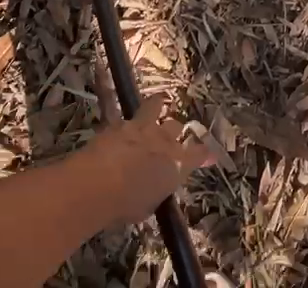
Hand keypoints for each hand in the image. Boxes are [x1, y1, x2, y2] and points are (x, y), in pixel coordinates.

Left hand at [81, 94, 211, 226]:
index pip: (198, 154)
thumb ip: (155, 191)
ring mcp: (141, 127)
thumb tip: (153, 187)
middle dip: (174, 131)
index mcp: (177, 164)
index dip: (205, 154)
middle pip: (175, 127)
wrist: (98, 184)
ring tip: (158, 102)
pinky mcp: (118, 123)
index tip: (209, 155)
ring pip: (154, 106)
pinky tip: (117, 112)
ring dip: (157, 105)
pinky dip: (124, 117)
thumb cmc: (126, 205)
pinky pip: (124, 115)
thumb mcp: (148, 206)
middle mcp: (163, 140)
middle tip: (171, 137)